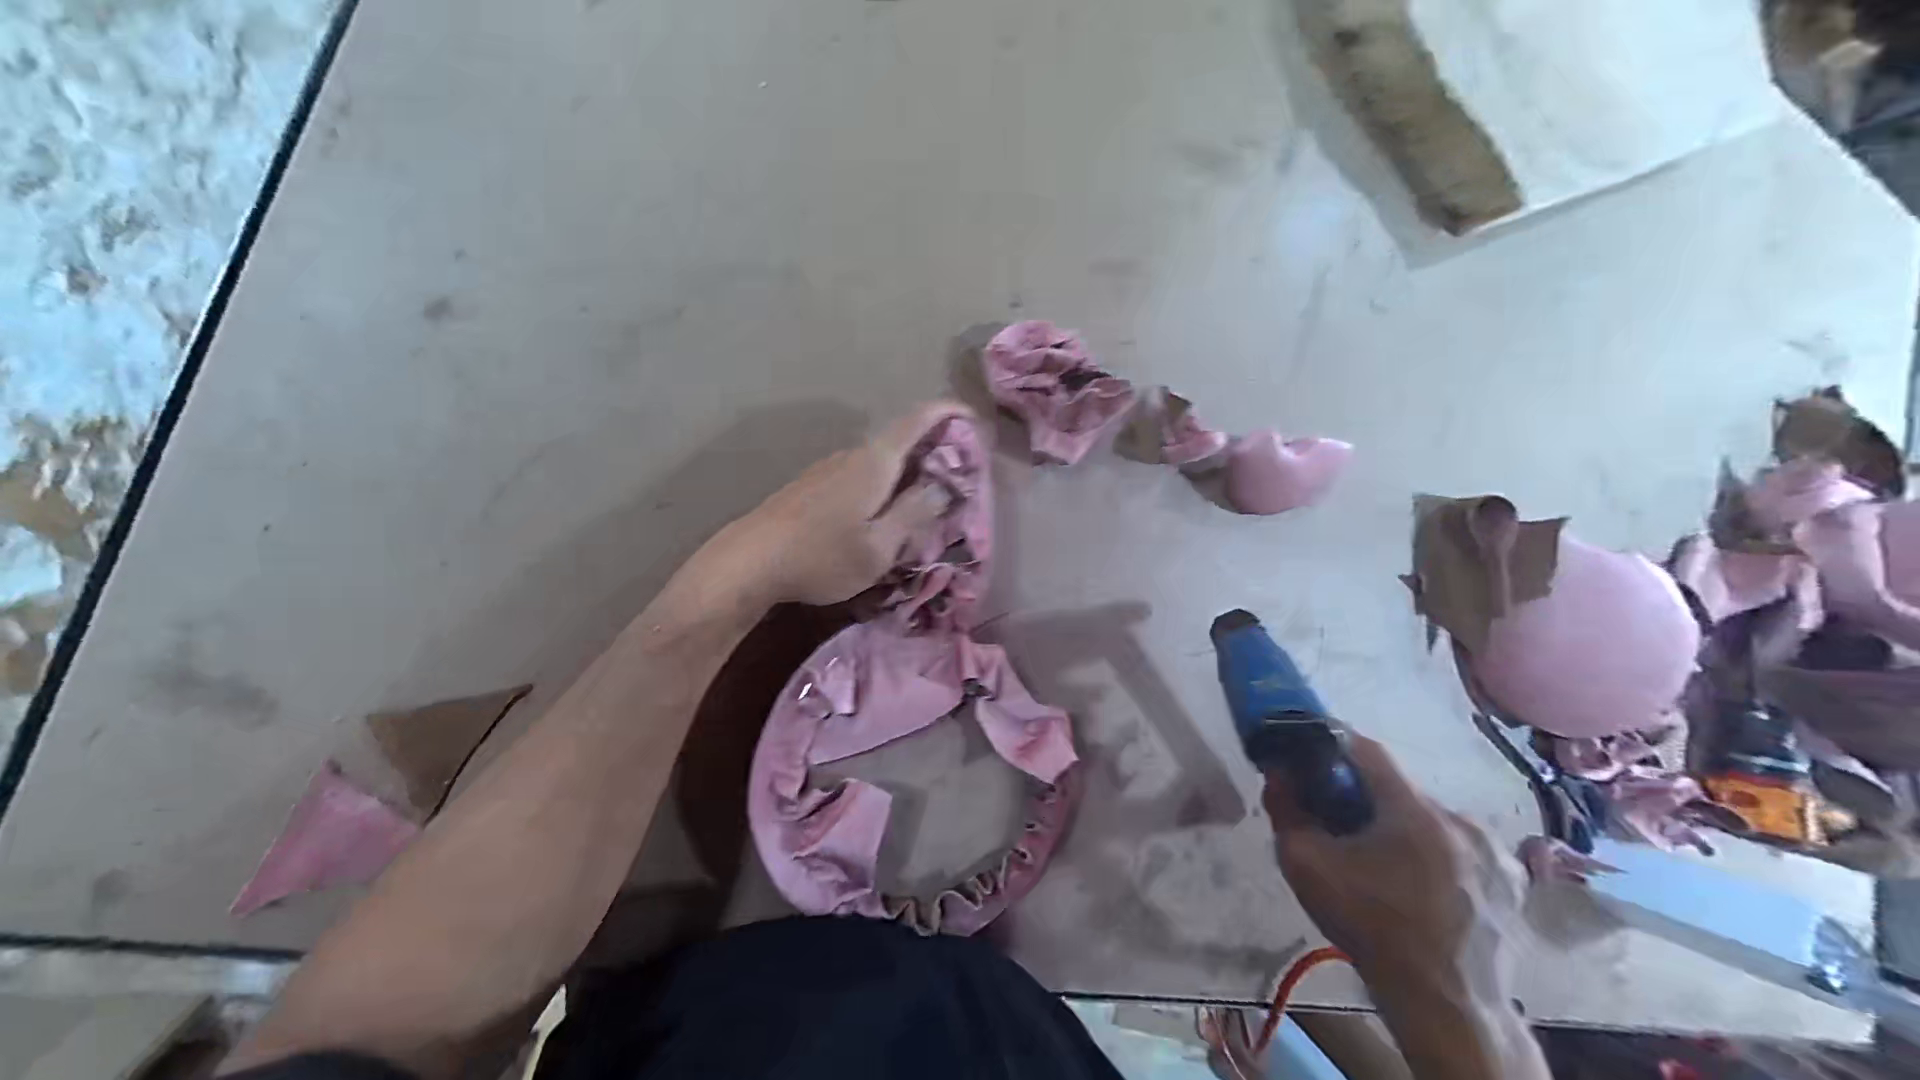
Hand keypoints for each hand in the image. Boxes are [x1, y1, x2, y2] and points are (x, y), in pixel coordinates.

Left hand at [692, 401, 973, 607]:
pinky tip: (878, 517)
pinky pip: (858, 476)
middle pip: (900, 442)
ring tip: (920, 507)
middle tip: (956, 482)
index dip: (948, 413)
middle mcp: (851, 456)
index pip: (918, 420)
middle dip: (932, 453)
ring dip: (905, 475)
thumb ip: (914, 514)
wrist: (748, 562)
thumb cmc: (821, 557)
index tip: (972, 419)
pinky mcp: (811, 486)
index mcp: (875, 463)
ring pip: (878, 463)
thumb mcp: (880, 547)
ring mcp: (827, 468)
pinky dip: (881, 486)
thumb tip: (942, 486)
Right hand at [1264, 735, 1523, 1004]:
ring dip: (1403, 827)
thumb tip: (1278, 775)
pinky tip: (1420, 887)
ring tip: (1381, 863)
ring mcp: (1496, 853)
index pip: (1368, 750)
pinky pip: (1462, 849)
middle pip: (1400, 788)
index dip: (1334, 744)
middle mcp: (1462, 821)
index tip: (1312, 755)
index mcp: (1415, 812)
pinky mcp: (1515, 884)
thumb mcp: (1307, 868)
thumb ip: (1286, 812)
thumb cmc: (1372, 928)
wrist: (1449, 1009)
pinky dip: (1436, 854)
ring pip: (1432, 819)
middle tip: (1341, 823)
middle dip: (1367, 797)